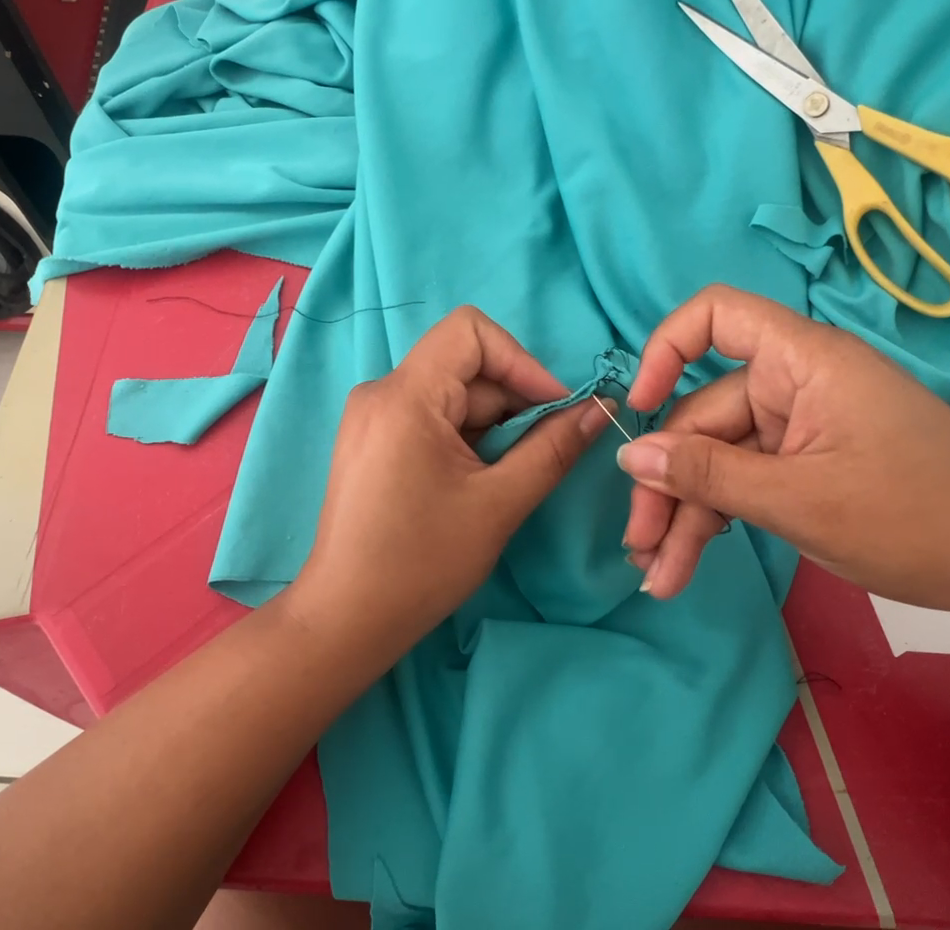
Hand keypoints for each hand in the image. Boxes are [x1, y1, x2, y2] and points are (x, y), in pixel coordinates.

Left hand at [287, 307, 612, 650]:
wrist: (348, 617)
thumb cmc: (422, 561)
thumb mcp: (499, 503)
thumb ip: (553, 448)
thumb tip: (601, 409)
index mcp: (405, 395)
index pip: (471, 331)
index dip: (522, 361)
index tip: (556, 408)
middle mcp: (381, 392)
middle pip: (464, 366)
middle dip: (514, 400)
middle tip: (547, 449)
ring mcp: (372, 417)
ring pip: (451, 395)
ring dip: (493, 424)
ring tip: (511, 474)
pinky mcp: (371, 442)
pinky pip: (430, 417)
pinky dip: (466, 437)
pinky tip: (480, 479)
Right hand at [617, 286, 949, 620]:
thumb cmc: (913, 521)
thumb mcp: (798, 501)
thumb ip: (707, 474)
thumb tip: (630, 455)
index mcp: (804, 363)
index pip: (717, 317)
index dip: (664, 349)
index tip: (637, 409)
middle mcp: (797, 384)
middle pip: (703, 414)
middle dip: (668, 484)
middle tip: (640, 548)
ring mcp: (802, 429)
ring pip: (718, 459)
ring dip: (685, 515)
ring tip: (657, 576)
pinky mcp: (809, 466)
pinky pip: (744, 481)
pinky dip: (716, 519)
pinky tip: (685, 564)